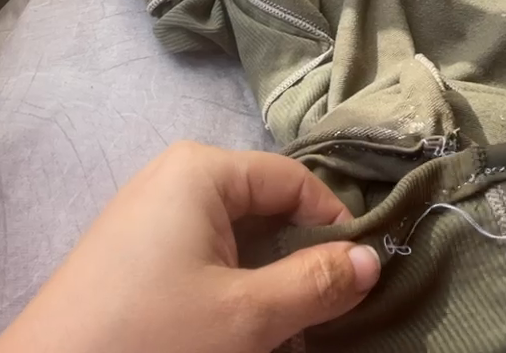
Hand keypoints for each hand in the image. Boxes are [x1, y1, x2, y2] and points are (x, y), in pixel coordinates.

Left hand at [0, 142, 379, 352]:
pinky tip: (236, 327)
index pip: (290, 178)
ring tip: (283, 327)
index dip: (332, 219)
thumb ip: (315, 284)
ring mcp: (149, 208)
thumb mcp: (245, 317)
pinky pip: (200, 251)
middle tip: (324, 307)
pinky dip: (229, 284)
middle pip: (261, 204)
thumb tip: (372, 257)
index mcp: (202, 169)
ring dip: (265, 278)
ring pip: (233, 233)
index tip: (364, 268)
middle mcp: (175, 173)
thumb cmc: (153, 336)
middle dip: (296, 255)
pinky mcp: (133, 246)